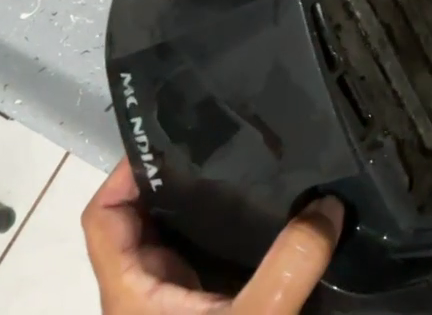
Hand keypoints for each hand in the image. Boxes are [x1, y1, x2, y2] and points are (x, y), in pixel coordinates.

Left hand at [82, 163, 343, 313]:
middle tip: (233, 139)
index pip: (102, 217)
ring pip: (180, 241)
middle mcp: (145, 292)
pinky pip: (210, 261)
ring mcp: (174, 306)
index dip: (123, 172)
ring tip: (256, 165)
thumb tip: (328, 205)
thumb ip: (289, 267)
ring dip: (209, 207)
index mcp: (131, 290)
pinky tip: (272, 220)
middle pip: (145, 220)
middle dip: (182, 178)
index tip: (170, 134)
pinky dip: (232, 235)